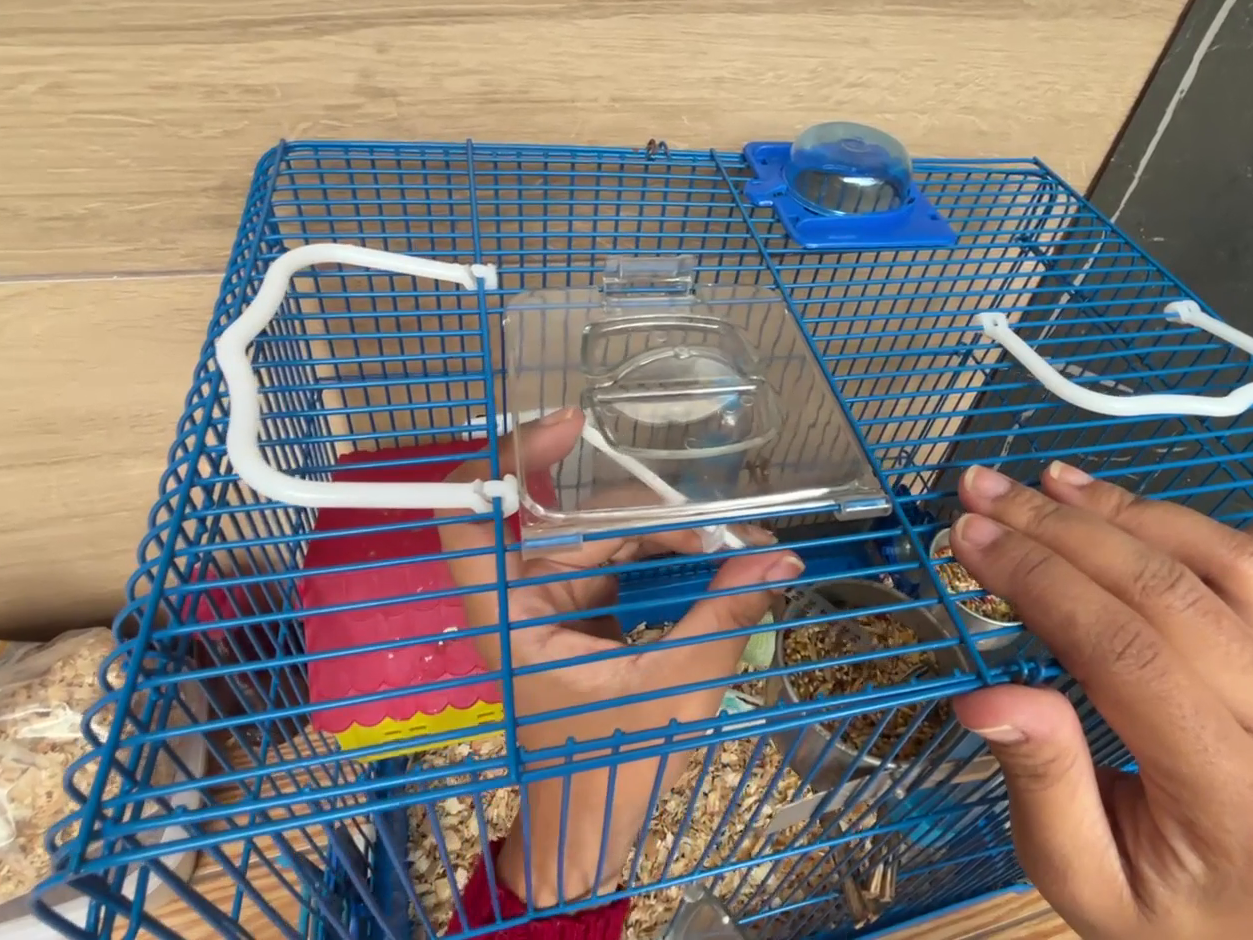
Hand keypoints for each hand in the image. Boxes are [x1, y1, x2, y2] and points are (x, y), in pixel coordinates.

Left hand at [438, 409, 802, 907]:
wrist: (594, 826)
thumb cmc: (612, 768)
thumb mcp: (673, 689)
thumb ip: (722, 618)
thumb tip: (779, 557)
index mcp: (512, 615)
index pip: (473, 517)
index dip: (508, 458)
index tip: (574, 426)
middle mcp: (523, 595)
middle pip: (575, 519)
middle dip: (654, 514)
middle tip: (729, 529)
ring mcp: (553, 599)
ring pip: (607, 534)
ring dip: (671, 533)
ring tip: (737, 545)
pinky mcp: (583, 606)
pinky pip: (622, 558)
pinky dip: (667, 553)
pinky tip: (713, 558)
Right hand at [947, 462, 1252, 939]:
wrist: (1244, 933)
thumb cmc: (1150, 906)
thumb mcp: (1072, 875)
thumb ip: (1040, 783)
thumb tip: (985, 695)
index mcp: (1237, 801)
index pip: (1123, 651)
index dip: (1036, 578)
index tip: (967, 533)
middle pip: (1171, 592)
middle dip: (1060, 527)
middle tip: (985, 490)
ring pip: (1237, 565)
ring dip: (1133, 509)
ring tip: (1052, 483)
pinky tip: (1186, 529)